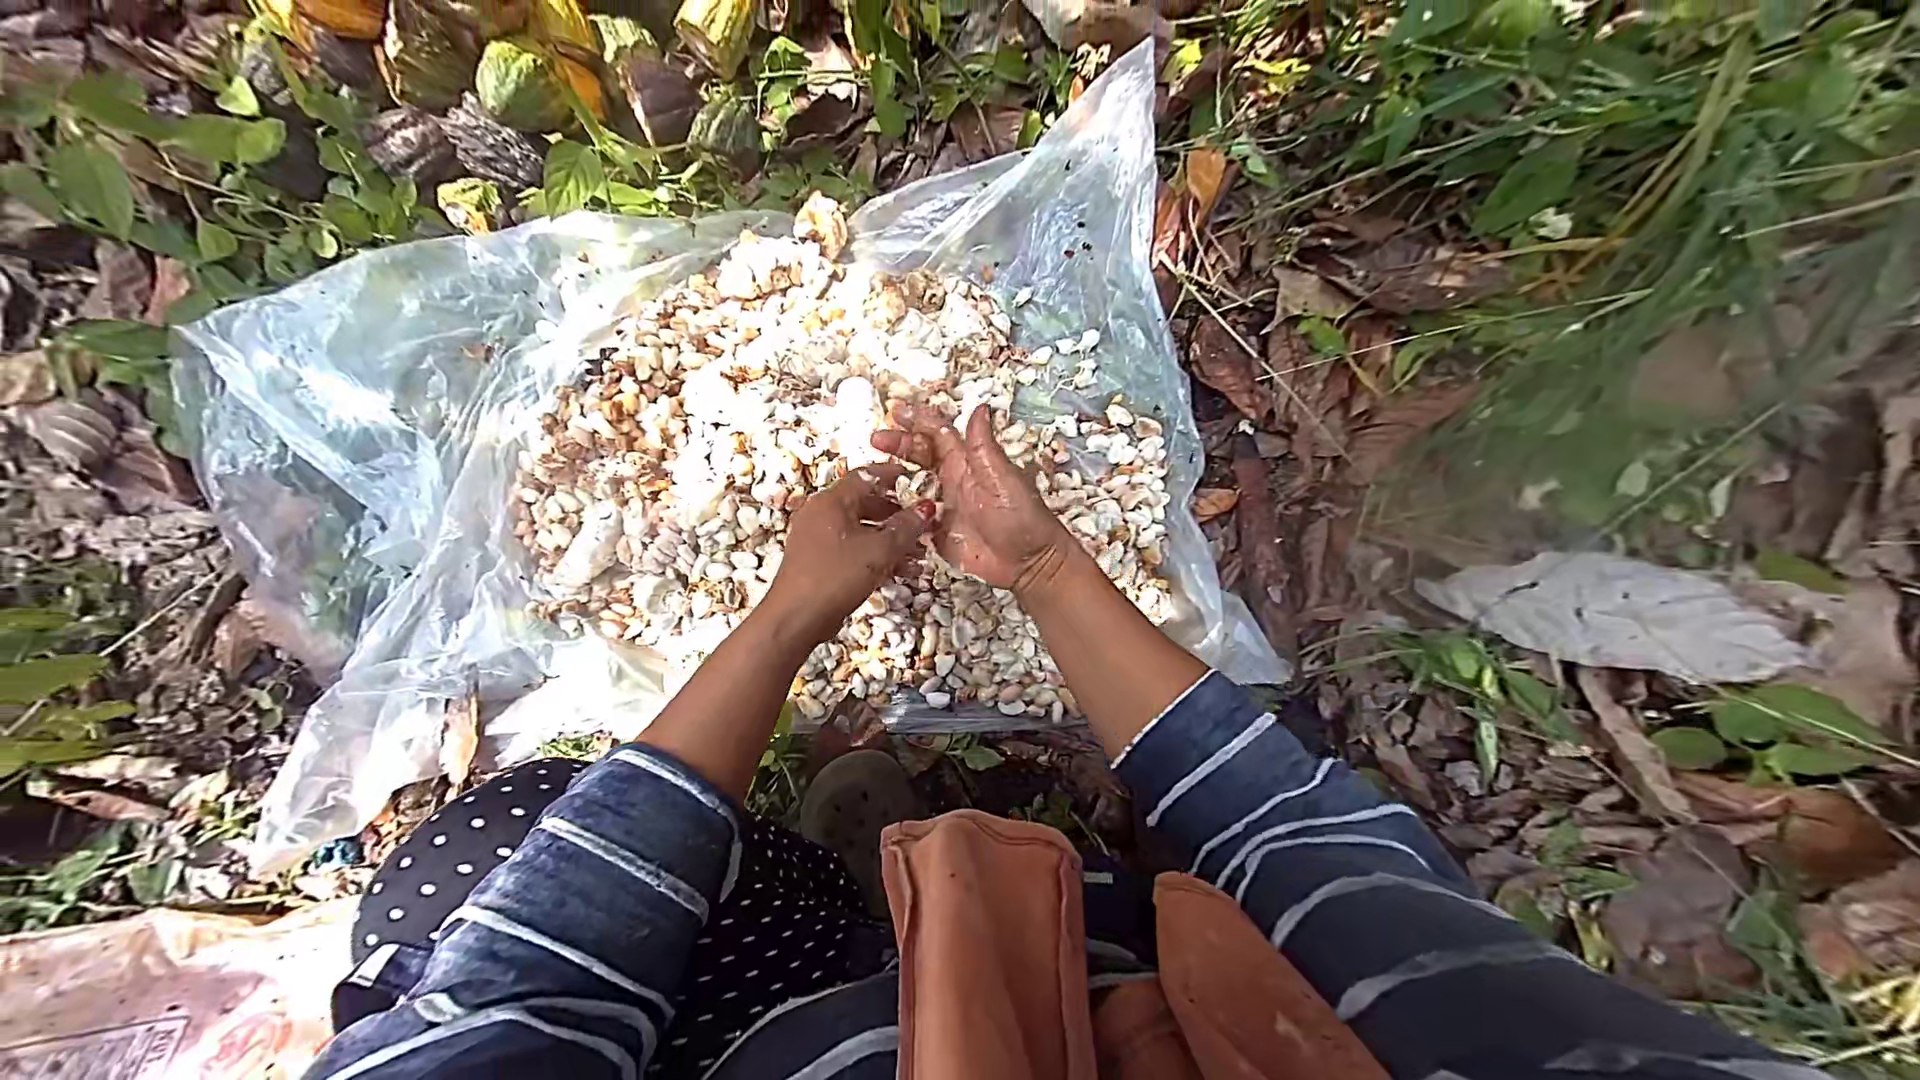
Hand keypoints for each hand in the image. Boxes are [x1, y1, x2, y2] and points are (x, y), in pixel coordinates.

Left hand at [760, 464, 932, 645]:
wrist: (796, 619)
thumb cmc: (836, 576)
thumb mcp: (879, 550)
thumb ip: (905, 527)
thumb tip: (927, 508)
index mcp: (831, 501)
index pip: (867, 475)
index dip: (895, 476)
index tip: (919, 480)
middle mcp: (821, 514)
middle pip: (865, 503)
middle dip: (898, 514)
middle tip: (923, 521)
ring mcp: (817, 538)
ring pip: (862, 530)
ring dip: (891, 539)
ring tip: (920, 553)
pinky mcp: (819, 562)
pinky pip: (853, 549)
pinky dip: (876, 555)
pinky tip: (902, 570)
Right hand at [871, 404, 1075, 593]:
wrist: (1027, 564)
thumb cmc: (1021, 519)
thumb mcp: (1003, 479)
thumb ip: (985, 447)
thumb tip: (979, 408)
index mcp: (968, 462)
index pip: (939, 433)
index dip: (918, 420)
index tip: (896, 411)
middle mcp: (952, 480)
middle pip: (920, 454)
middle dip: (898, 443)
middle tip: (876, 439)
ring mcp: (942, 506)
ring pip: (911, 483)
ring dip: (892, 475)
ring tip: (872, 472)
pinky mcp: (935, 533)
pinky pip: (910, 517)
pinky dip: (894, 511)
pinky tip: (877, 508)